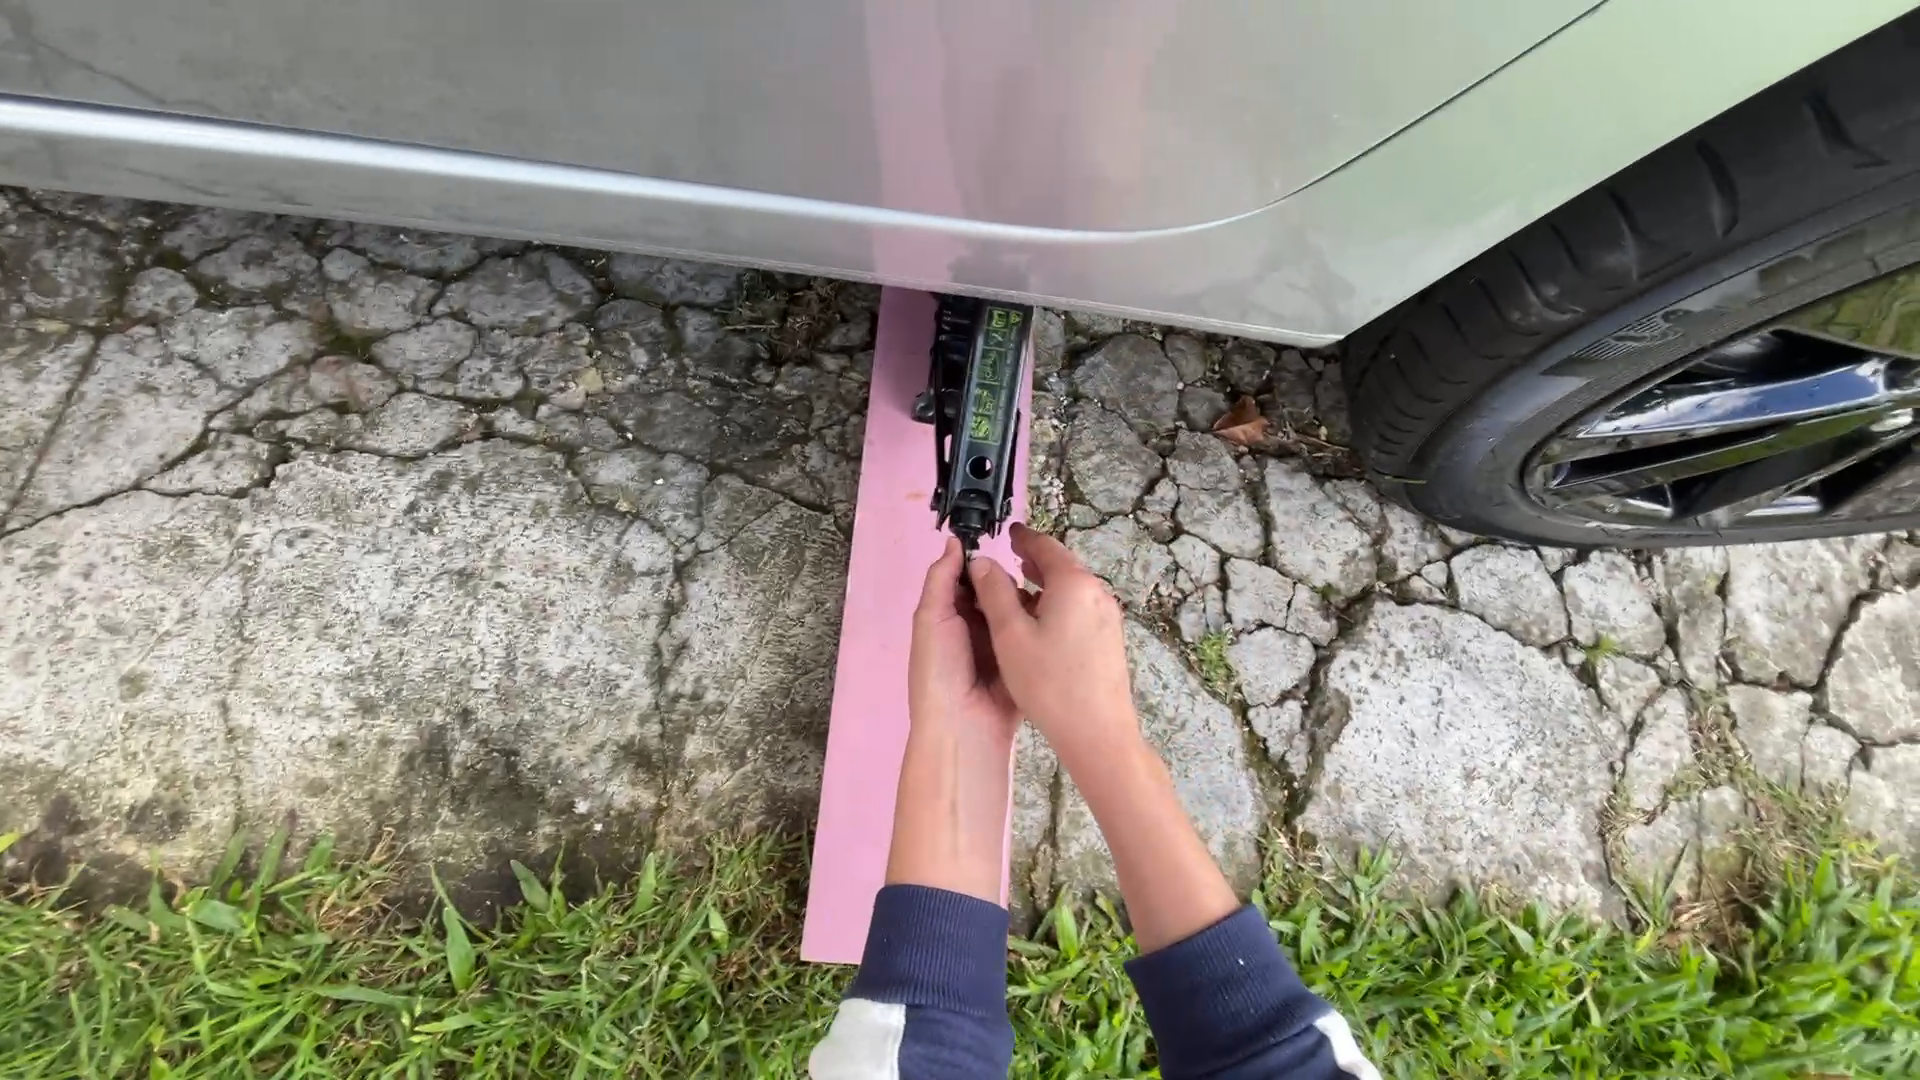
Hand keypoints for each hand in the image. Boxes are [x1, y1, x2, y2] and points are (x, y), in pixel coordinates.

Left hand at [888, 538, 1020, 900]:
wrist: (966, 725)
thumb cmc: (940, 668)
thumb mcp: (931, 617)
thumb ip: (942, 578)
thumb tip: (954, 542)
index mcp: (948, 614)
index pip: (969, 578)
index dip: (983, 562)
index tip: (1004, 544)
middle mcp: (975, 626)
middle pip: (997, 590)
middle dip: (1009, 580)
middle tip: (1026, 569)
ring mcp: (1002, 643)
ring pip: (1018, 608)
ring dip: (1028, 599)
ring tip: (1044, 587)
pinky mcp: (1023, 659)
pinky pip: (1033, 632)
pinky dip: (1041, 621)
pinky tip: (1056, 608)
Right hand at [966, 523, 1140, 768]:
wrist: (1098, 732)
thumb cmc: (1048, 683)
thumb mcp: (1010, 635)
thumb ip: (995, 593)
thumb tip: (983, 562)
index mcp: (1073, 584)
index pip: (1046, 547)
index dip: (1025, 538)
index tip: (1010, 532)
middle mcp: (1096, 593)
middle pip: (1063, 565)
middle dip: (1036, 559)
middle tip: (1012, 556)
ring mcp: (1107, 617)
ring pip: (1072, 588)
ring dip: (1046, 582)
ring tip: (1021, 586)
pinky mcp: (1109, 638)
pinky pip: (1080, 607)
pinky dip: (1058, 602)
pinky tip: (1042, 621)